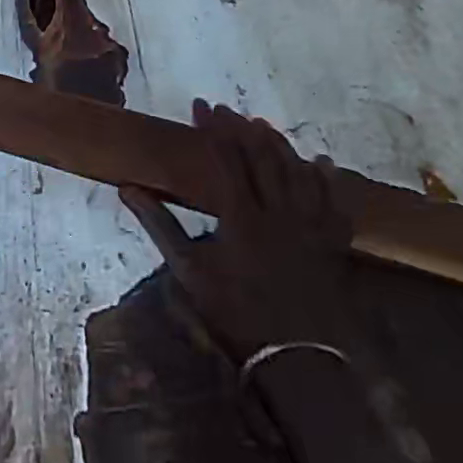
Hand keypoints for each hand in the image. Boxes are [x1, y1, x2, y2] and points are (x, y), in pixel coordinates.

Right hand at [120, 101, 352, 361]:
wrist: (296, 357)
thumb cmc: (235, 312)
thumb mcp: (188, 270)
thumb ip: (159, 226)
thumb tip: (128, 189)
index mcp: (242, 216)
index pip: (225, 159)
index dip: (213, 129)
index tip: (201, 105)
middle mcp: (279, 213)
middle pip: (263, 159)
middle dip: (243, 129)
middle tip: (228, 109)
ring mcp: (311, 227)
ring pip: (299, 173)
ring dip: (280, 145)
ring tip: (264, 125)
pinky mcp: (332, 244)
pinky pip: (335, 203)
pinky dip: (329, 180)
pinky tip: (324, 162)